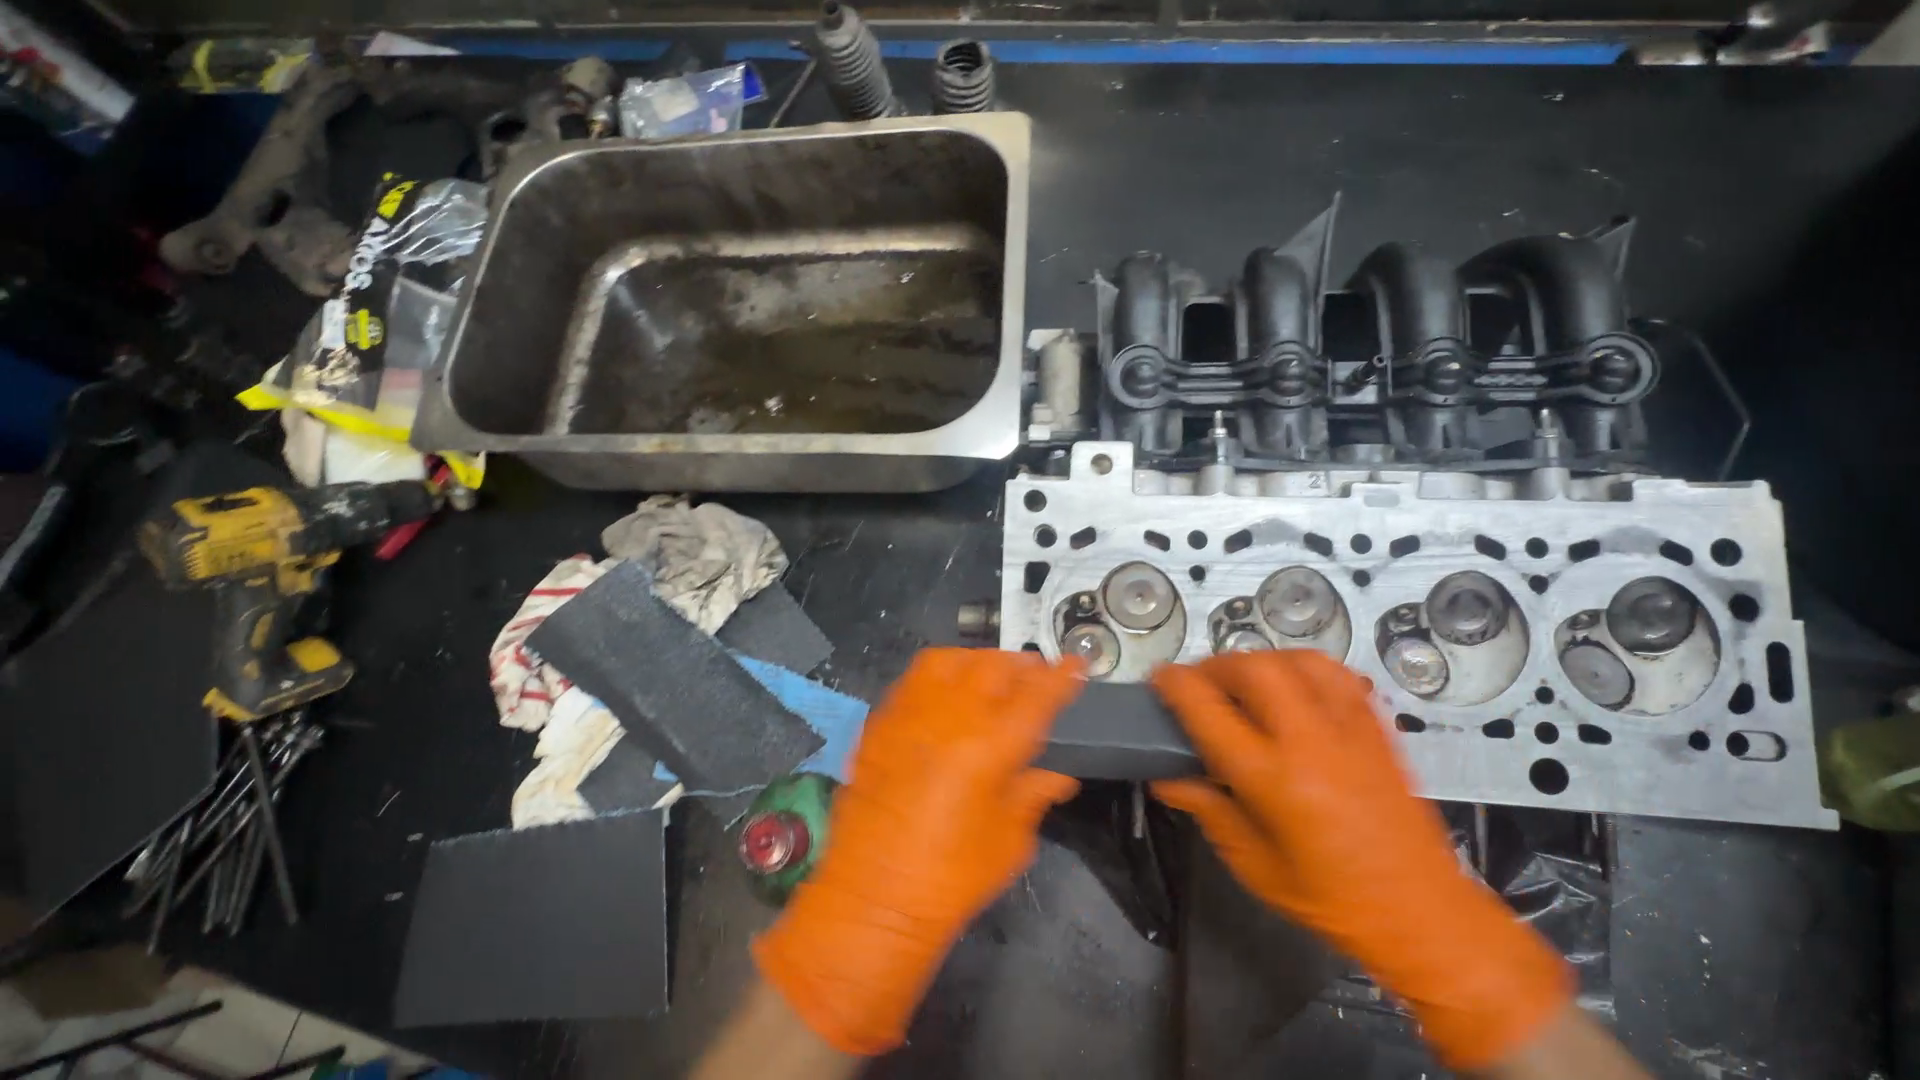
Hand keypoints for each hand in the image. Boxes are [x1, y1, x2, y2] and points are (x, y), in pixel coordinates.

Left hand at [753, 647, 1083, 1056]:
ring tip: (993, 677)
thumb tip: (1055, 777)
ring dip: (977, 662)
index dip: (1060, 677)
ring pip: (946, 662)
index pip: (1036, 697)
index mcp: (988, 747)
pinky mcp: (876, 728)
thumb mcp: (1008, 842)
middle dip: (1021, 665)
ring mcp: (905, 718)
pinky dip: (938, 678)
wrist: (871, 901)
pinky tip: (948, 697)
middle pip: (991, 668)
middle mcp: (946, 719)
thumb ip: (1033, 796)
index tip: (1076, 664)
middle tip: (1037, 675)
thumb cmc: (949, 881)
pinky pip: (910, 683)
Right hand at [1151, 650, 1571, 1071]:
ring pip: (1296, 660)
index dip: (1175, 685)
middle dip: (1215, 667)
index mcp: (1273, 779)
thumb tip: (1166, 777)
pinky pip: (1337, 673)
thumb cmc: (1329, 897)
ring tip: (1242, 682)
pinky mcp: (1377, 728)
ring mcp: (1350, 728)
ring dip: (1259, 661)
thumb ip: (1207, 809)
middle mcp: (1311, 741)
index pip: (1209, 710)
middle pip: (1253, 669)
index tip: (1159, 679)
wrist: (1418, 910)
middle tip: (1197, 685)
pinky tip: (1292, 684)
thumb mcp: (1253, 862)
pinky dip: (1304, 667)